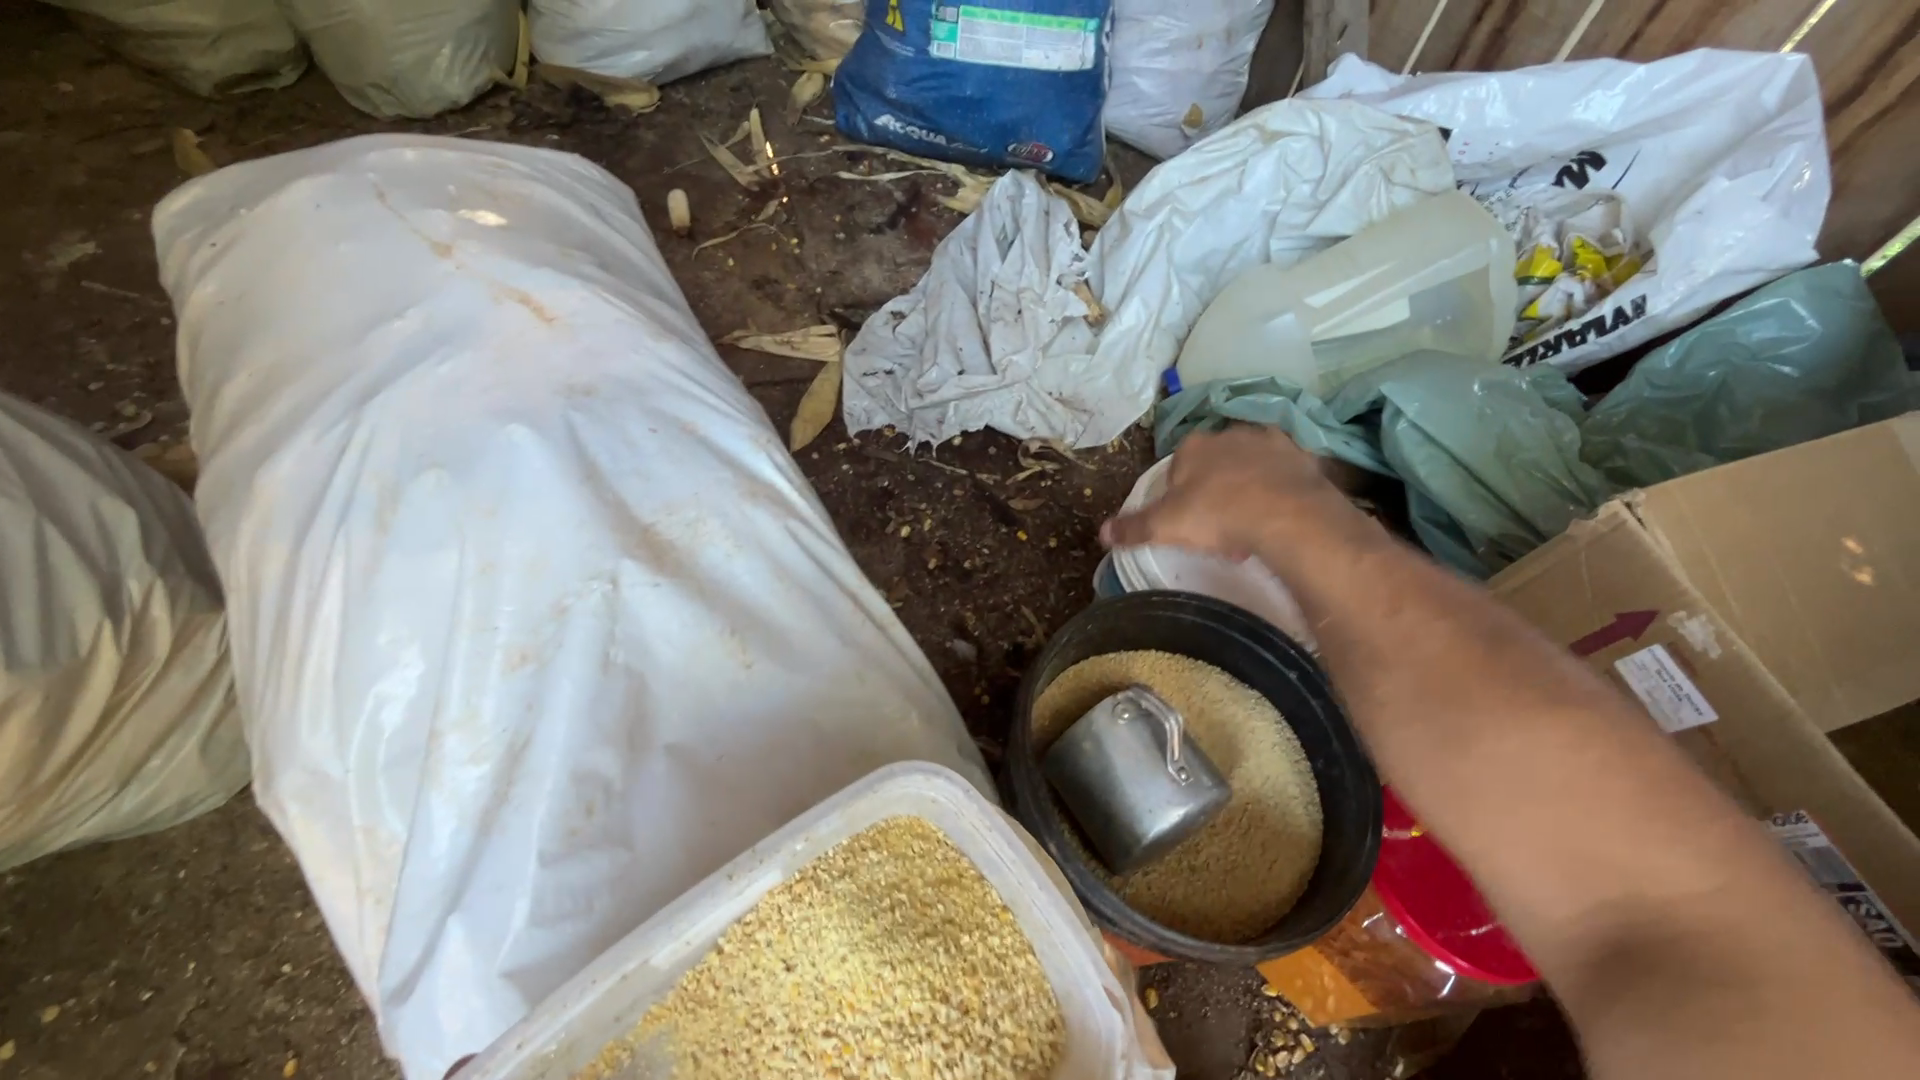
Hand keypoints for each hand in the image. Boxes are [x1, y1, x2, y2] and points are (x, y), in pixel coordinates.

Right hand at [1100, 427, 1369, 561]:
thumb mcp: (1165, 526)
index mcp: (1192, 446)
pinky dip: (1278, 491)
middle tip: (1218, 528)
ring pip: (1250, 467)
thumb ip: (1133, 528)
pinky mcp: (1302, 456)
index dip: (1179, 495)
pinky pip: (1282, 475)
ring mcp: (1269, 442)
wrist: (1287, 515)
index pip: (1177, 468)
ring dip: (1247, 490)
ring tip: (1249, 527)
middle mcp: (1229, 435)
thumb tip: (1102, 533)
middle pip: (1215, 464)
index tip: (1187, 521)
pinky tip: (1277, 518)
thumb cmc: (1217, 515)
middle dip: (1214, 491)